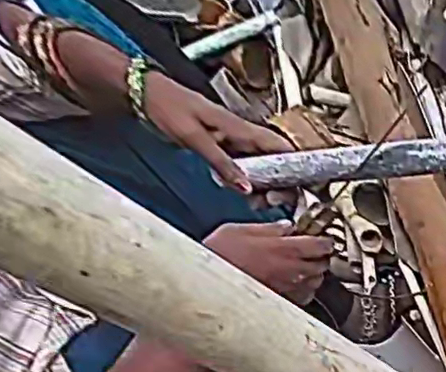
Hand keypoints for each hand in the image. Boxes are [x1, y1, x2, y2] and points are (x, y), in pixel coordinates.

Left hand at [143, 75, 293, 192]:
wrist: (144, 93)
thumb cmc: (167, 106)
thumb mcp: (194, 138)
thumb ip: (223, 164)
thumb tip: (248, 188)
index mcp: (241, 129)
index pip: (282, 147)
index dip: (299, 167)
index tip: (301, 189)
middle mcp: (243, 137)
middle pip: (278, 164)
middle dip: (282, 186)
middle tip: (271, 202)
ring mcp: (236, 145)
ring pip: (265, 170)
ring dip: (266, 189)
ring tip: (257, 203)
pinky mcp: (227, 151)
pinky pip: (248, 172)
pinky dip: (250, 186)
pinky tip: (244, 195)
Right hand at [203, 222, 333, 303]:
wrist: (210, 282)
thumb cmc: (221, 253)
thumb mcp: (243, 230)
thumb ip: (271, 228)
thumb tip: (288, 226)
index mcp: (285, 249)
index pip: (319, 245)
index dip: (326, 241)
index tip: (325, 239)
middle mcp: (293, 271)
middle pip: (322, 265)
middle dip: (321, 257)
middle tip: (313, 251)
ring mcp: (291, 289)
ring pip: (317, 282)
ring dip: (314, 273)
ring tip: (302, 266)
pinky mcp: (285, 302)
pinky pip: (305, 296)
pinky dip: (305, 289)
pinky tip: (294, 282)